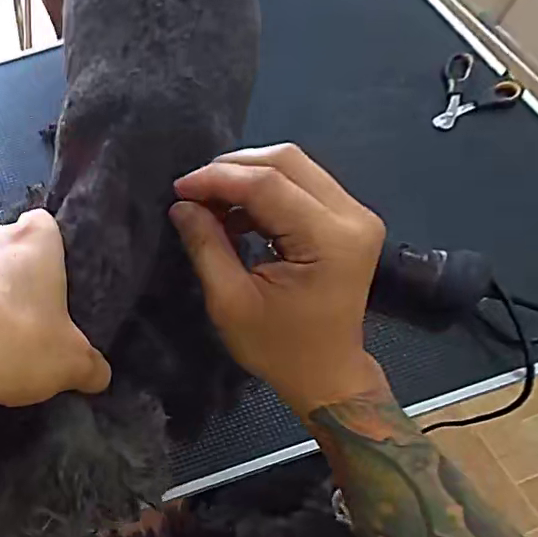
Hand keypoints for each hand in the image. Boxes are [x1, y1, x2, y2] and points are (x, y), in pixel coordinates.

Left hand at [0, 211, 111, 448]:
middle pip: (3, 244)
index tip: (47, 287)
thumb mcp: (71, 366)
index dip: (48, 254)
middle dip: (7, 272)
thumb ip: (92, 367)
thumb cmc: (12, 348)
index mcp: (34, 243)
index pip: (46, 225)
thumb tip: (99, 375)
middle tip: (14, 317)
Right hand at [171, 144, 388, 415]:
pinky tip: (240, 215)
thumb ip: (207, 246)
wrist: (327, 374)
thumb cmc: (280, 350)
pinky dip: (268, 193)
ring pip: (295, 168)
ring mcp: (357, 217)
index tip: (180, 189)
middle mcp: (353, 217)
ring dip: (249, 179)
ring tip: (213, 205)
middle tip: (194, 193)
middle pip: (287, 162)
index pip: (268, 184)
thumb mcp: (232, 304)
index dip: (218, 179)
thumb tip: (183, 204)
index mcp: (330, 240)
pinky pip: (304, 187)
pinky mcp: (351, 222)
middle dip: (233, 169)